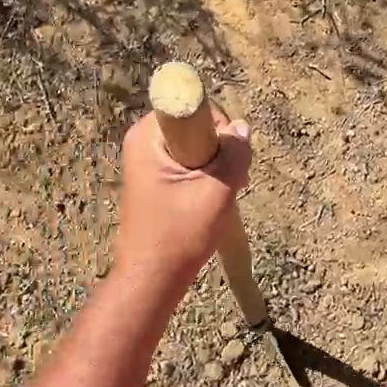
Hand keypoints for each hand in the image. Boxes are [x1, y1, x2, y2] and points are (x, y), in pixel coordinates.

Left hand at [113, 108, 251, 291]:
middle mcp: (144, 140)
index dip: (219, 127)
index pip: (195, 107)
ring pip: (196, 145)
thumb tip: (242, 128)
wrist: (151, 279)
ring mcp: (147, 159)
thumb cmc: (179, 234)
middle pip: (197, 126)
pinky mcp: (154, 177)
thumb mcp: (216, 190)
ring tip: (221, 195)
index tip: (226, 156)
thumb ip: (235, 154)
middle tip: (230, 180)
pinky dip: (205, 176)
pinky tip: (211, 201)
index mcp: (148, 135)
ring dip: (216, 166)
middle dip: (220, 149)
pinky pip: (189, 161)